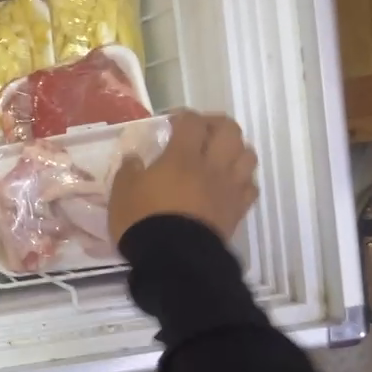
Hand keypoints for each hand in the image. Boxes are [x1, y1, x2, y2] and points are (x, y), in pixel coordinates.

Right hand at [108, 110, 259, 245]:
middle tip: (199, 131)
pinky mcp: (237, 208)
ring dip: (234, 149)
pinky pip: (249, 186)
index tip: (170, 121)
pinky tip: (228, 184)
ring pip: (246, 154)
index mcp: (182, 157)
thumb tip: (134, 158)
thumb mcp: (122, 193)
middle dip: (214, 124)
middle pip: (228, 130)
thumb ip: (129, 171)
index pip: (191, 122)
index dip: (182, 115)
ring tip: (219, 156)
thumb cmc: (143, 220)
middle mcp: (211, 165)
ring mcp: (229, 186)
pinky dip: (241, 180)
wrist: (174, 256)